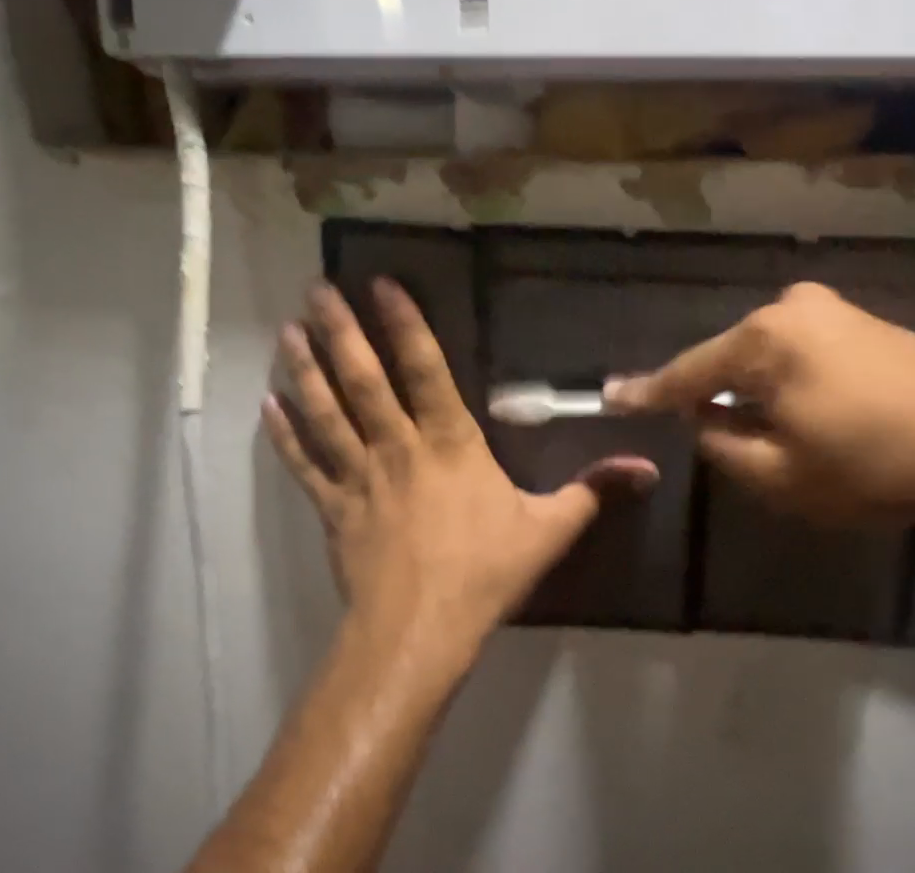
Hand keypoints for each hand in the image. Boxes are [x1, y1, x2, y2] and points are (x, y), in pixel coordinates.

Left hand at [264, 280, 658, 659]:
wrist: (418, 630)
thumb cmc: (484, 574)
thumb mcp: (549, 531)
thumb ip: (593, 492)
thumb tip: (647, 467)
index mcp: (450, 444)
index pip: (426, 371)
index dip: (405, 325)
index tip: (381, 285)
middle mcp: (398, 448)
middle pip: (363, 381)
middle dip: (340, 332)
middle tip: (315, 289)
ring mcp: (359, 478)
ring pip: (327, 414)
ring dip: (306, 370)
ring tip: (288, 331)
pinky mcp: (334, 510)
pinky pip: (305, 466)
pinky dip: (286, 436)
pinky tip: (267, 406)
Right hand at [604, 282, 914, 525]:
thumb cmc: (874, 466)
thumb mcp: (779, 476)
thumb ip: (721, 445)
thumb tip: (702, 418)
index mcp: (762, 340)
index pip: (687, 373)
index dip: (647, 393)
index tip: (610, 396)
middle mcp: (790, 307)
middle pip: (728, 360)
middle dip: (714, 396)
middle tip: (705, 435)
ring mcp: (831, 309)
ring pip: (766, 356)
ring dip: (757, 391)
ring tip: (769, 435)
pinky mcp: (861, 321)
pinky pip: (801, 352)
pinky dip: (791, 381)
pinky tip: (810, 415)